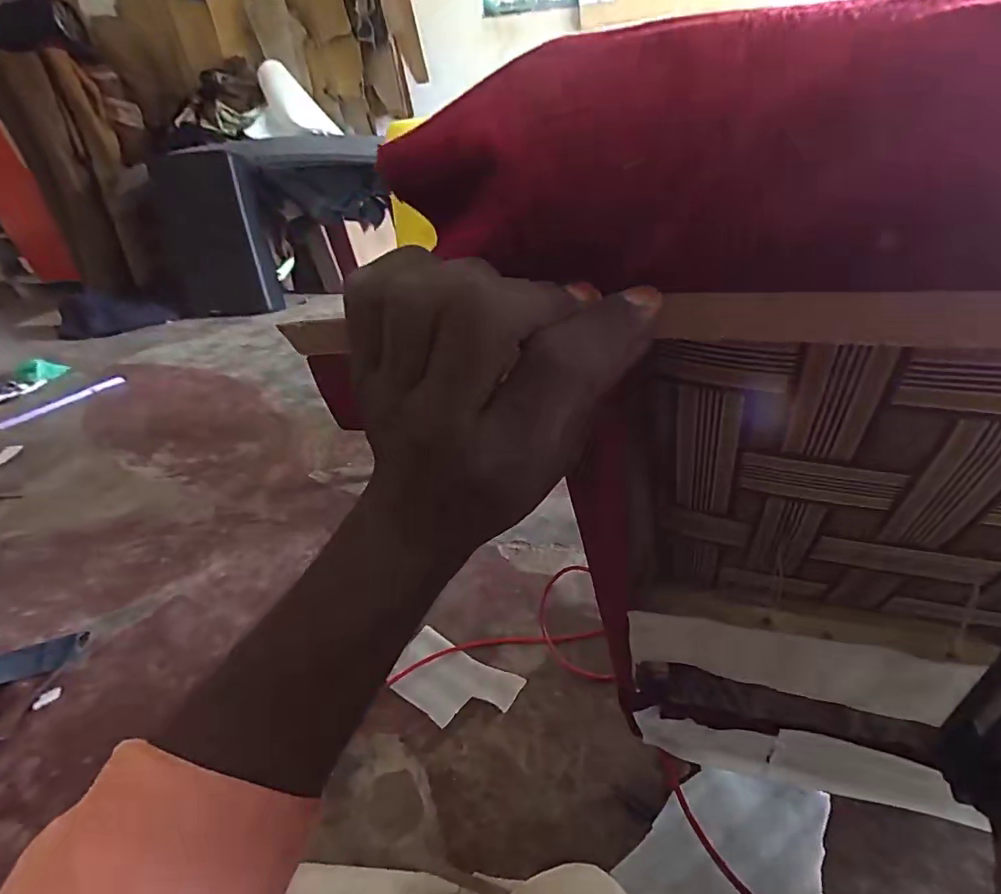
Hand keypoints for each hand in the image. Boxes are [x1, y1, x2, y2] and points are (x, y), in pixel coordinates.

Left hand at [343, 248, 660, 557]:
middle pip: (480, 312)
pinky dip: (419, 275)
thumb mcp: (560, 454)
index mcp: (503, 457)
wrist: (416, 512)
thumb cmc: (501, 489)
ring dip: (480, 284)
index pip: (555, 370)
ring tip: (499, 310)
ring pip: (431, 289)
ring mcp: (386, 387)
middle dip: (534, 298)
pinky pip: (381, 283)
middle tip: (554, 313)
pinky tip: (444, 298)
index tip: (642, 300)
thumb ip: (592, 385)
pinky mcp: (357, 359)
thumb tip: (635, 307)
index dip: (603, 326)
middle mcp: (437, 420)